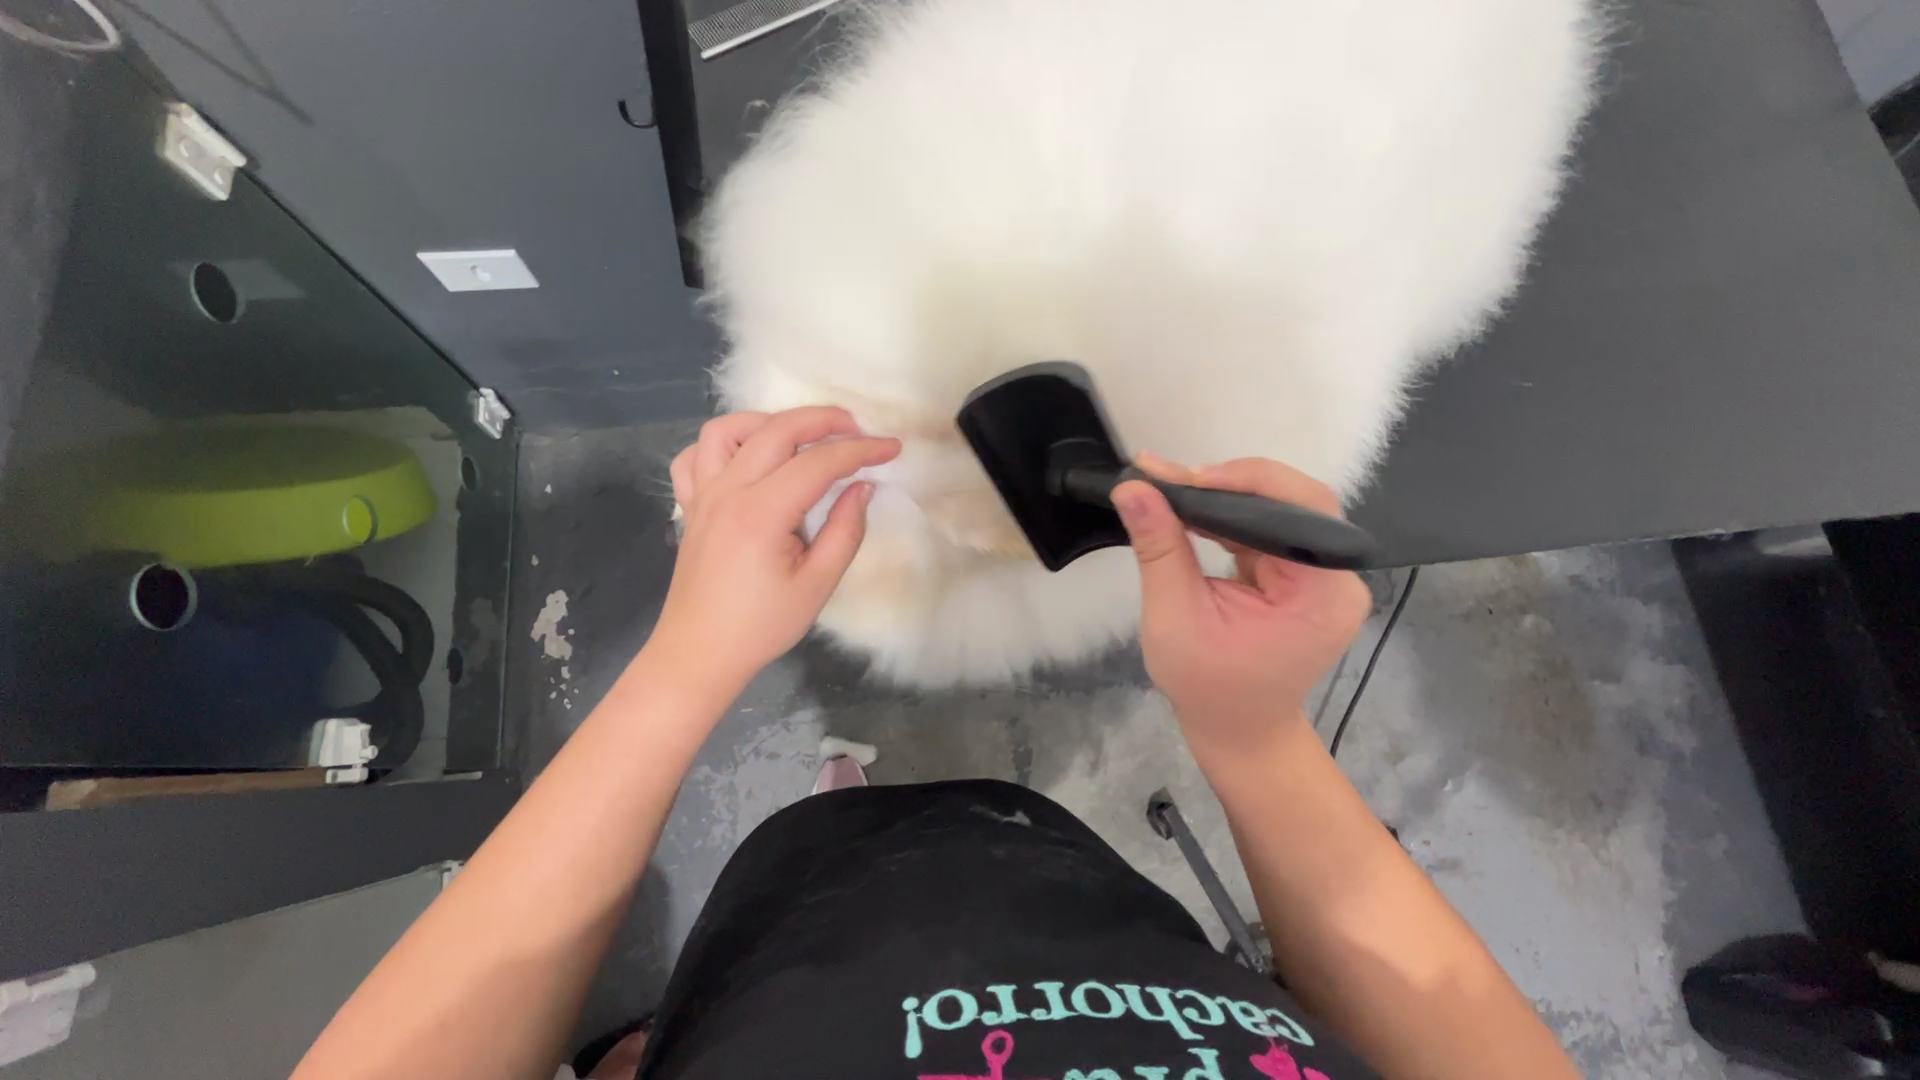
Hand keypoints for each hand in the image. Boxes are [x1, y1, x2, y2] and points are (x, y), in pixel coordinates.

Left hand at [653, 407, 900, 691]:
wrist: (699, 653)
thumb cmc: (761, 626)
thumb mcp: (818, 585)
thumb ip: (845, 531)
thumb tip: (862, 488)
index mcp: (761, 513)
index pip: (818, 462)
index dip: (860, 450)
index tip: (891, 449)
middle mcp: (728, 491)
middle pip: (777, 429)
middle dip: (824, 419)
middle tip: (858, 430)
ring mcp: (702, 494)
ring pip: (729, 429)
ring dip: (770, 422)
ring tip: (801, 439)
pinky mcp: (690, 505)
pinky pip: (696, 455)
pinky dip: (724, 445)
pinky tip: (748, 459)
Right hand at [1113, 455, 1370, 758]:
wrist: (1238, 732)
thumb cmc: (1207, 688)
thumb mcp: (1174, 617)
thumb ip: (1159, 549)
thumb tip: (1133, 487)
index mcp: (1321, 593)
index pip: (1300, 507)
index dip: (1245, 481)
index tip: (1184, 479)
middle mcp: (1337, 577)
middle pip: (1292, 503)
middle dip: (1228, 486)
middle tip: (1167, 480)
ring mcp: (1323, 577)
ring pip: (1277, 512)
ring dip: (1224, 500)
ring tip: (1169, 490)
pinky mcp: (1303, 577)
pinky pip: (1268, 532)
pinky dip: (1229, 520)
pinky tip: (1190, 513)